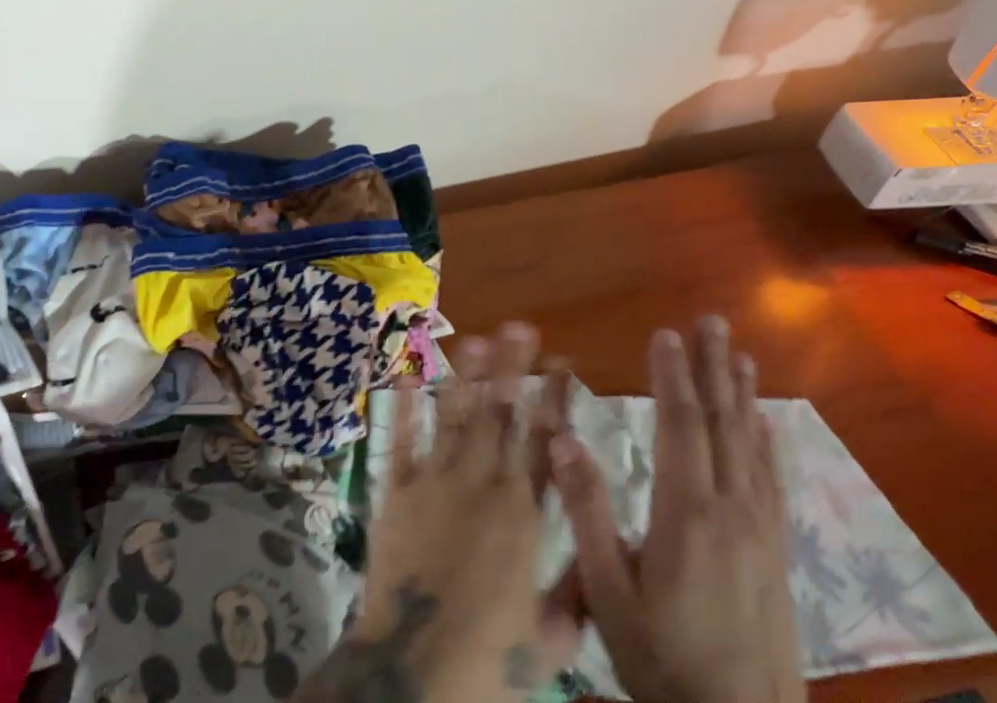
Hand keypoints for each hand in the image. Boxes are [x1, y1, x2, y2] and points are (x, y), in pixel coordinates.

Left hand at [296, 324, 582, 702]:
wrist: (416, 667)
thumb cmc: (489, 659)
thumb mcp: (553, 637)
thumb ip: (576, 591)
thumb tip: (601, 557)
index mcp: (527, 518)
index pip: (547, 446)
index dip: (555, 403)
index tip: (564, 367)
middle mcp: (483, 488)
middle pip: (502, 418)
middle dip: (512, 370)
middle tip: (521, 328)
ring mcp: (434, 486)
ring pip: (456, 420)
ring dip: (466, 377)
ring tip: (475, 339)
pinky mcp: (396, 495)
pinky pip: (401, 441)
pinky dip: (405, 407)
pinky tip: (408, 376)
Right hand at [550, 316, 804, 702]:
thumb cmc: (661, 655)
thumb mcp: (608, 589)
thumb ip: (588, 513)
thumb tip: (562, 440)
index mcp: (687, 513)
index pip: (682, 427)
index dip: (672, 376)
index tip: (665, 333)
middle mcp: (732, 509)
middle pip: (725, 424)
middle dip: (716, 369)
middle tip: (713, 322)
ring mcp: (760, 530)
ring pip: (753, 446)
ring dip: (743, 396)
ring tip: (740, 355)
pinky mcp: (773, 551)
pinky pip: (771, 480)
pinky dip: (766, 441)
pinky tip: (765, 425)